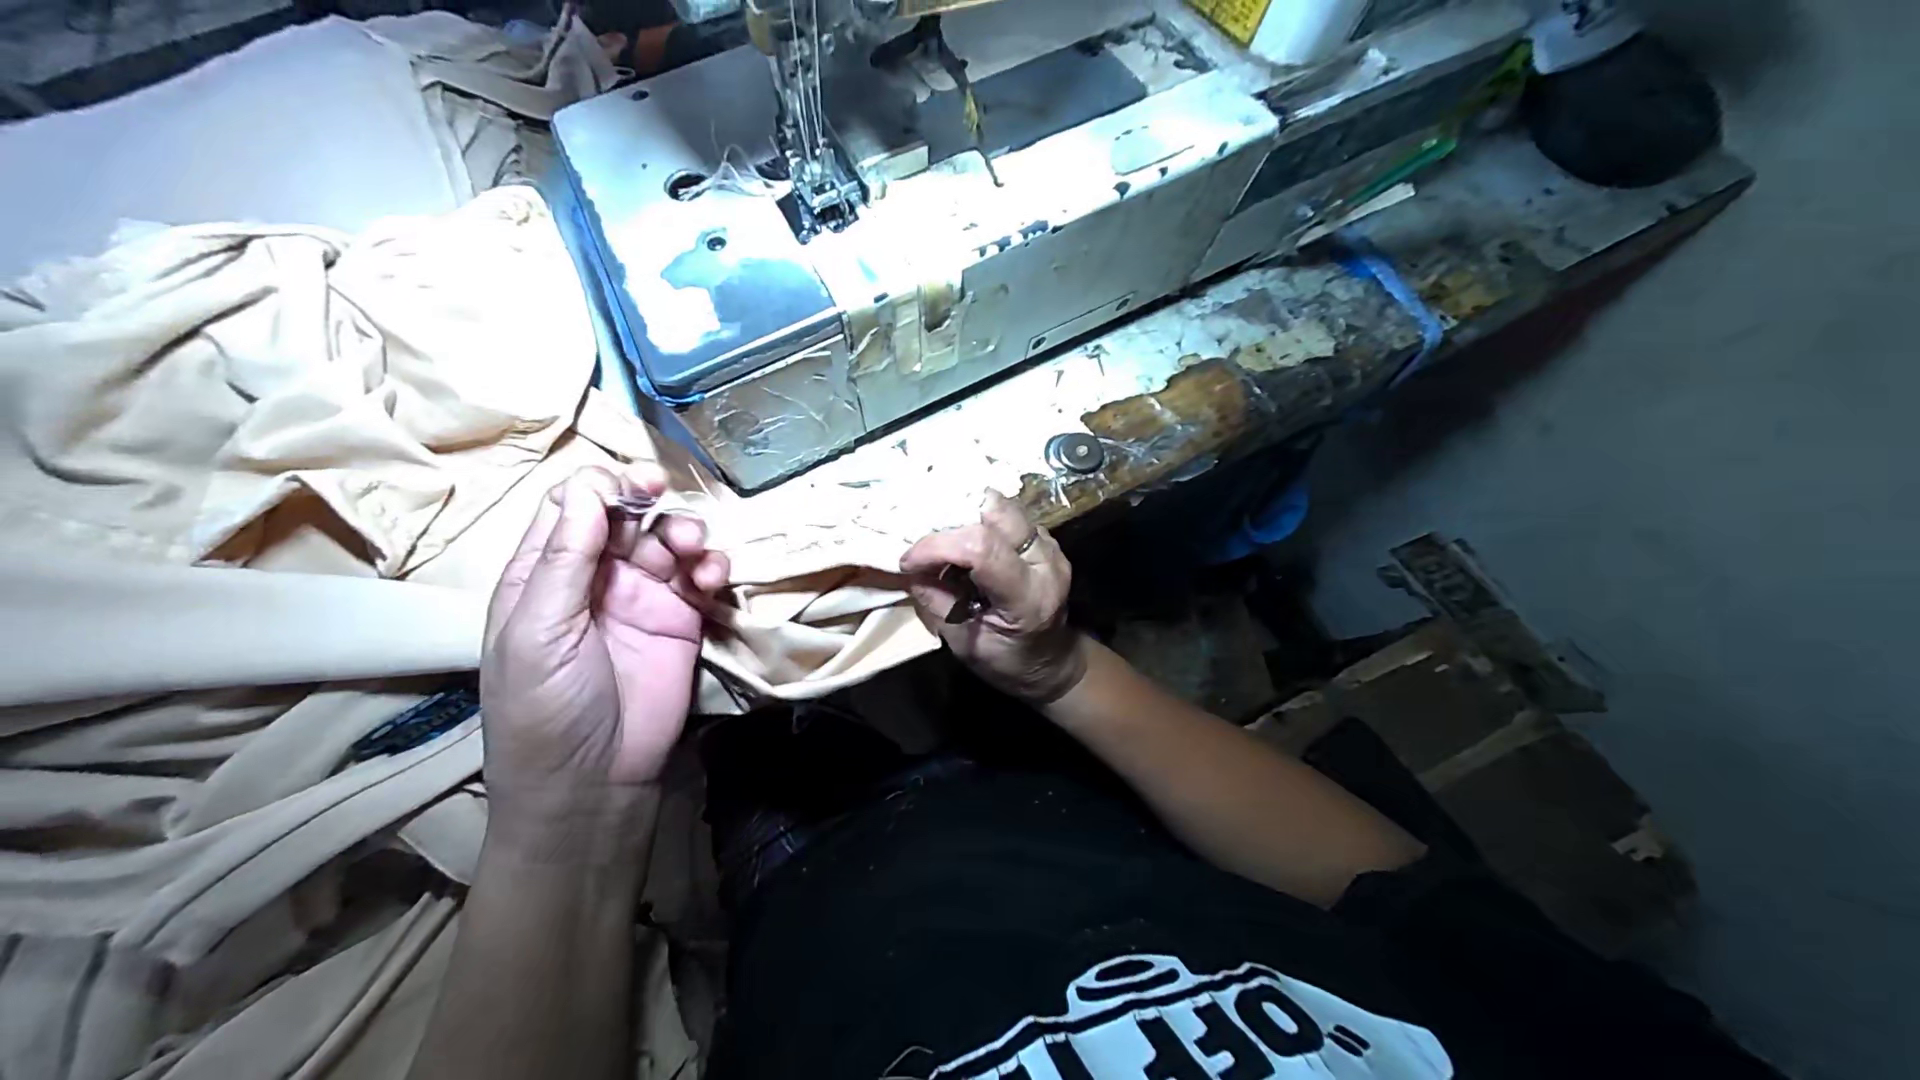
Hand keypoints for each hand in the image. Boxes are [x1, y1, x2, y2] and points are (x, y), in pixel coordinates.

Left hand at [481, 467, 728, 851]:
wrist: (595, 781)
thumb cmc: (544, 708)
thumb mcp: (537, 632)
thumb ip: (563, 560)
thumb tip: (588, 487)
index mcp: (545, 574)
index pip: (571, 508)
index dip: (600, 488)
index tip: (629, 488)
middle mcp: (596, 578)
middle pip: (626, 516)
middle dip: (647, 501)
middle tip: (663, 498)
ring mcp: (644, 597)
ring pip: (668, 541)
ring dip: (685, 534)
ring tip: (693, 551)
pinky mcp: (684, 620)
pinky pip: (701, 578)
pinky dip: (711, 569)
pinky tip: (711, 579)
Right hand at [900, 491, 1085, 704]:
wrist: (1050, 662)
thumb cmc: (1007, 661)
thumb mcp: (963, 642)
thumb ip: (936, 601)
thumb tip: (910, 567)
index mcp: (1029, 598)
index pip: (982, 550)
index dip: (936, 547)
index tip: (908, 561)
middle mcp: (1046, 562)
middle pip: (995, 511)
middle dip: (951, 520)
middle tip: (927, 545)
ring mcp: (1049, 546)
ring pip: (1000, 506)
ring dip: (964, 518)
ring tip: (944, 545)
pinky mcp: (1044, 538)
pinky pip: (1005, 515)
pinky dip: (976, 522)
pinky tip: (964, 546)